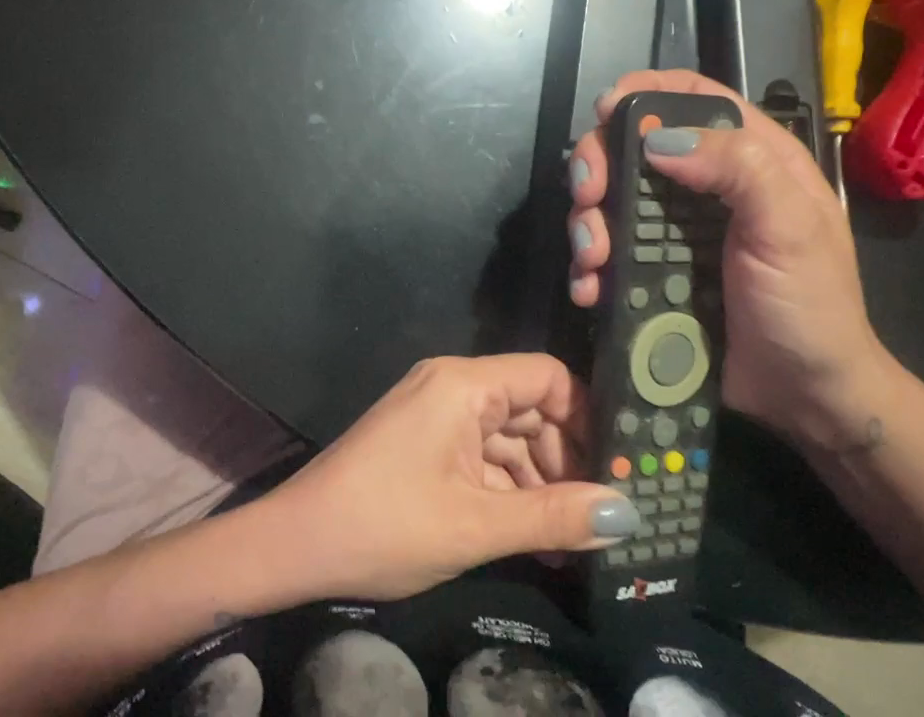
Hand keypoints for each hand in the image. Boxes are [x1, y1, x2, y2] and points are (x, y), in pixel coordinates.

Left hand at [259, 354, 636, 601]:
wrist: (294, 546)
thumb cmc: (385, 525)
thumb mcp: (477, 526)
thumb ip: (555, 516)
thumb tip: (629, 514)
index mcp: (463, 385)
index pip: (547, 377)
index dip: (587, 418)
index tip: (616, 469)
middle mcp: (451, 388)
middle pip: (531, 410)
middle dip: (567, 462)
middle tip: (600, 517)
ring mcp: (434, 417)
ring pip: (509, 439)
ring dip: (540, 486)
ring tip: (570, 542)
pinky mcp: (424, 446)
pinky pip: (481, 457)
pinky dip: (508, 492)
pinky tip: (533, 539)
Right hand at [566, 70, 895, 451]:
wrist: (803, 392)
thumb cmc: (810, 304)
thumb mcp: (789, 228)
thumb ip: (736, 169)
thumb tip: (657, 140)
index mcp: (750, 159)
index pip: (694, 98)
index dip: (646, 93)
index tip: (606, 109)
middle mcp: (704, 187)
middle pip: (633, 147)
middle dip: (598, 164)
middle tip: (588, 195)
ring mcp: (673, 233)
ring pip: (610, 201)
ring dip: (587, 223)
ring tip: (591, 258)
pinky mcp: (651, 274)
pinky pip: (606, 255)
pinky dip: (588, 267)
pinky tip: (590, 288)